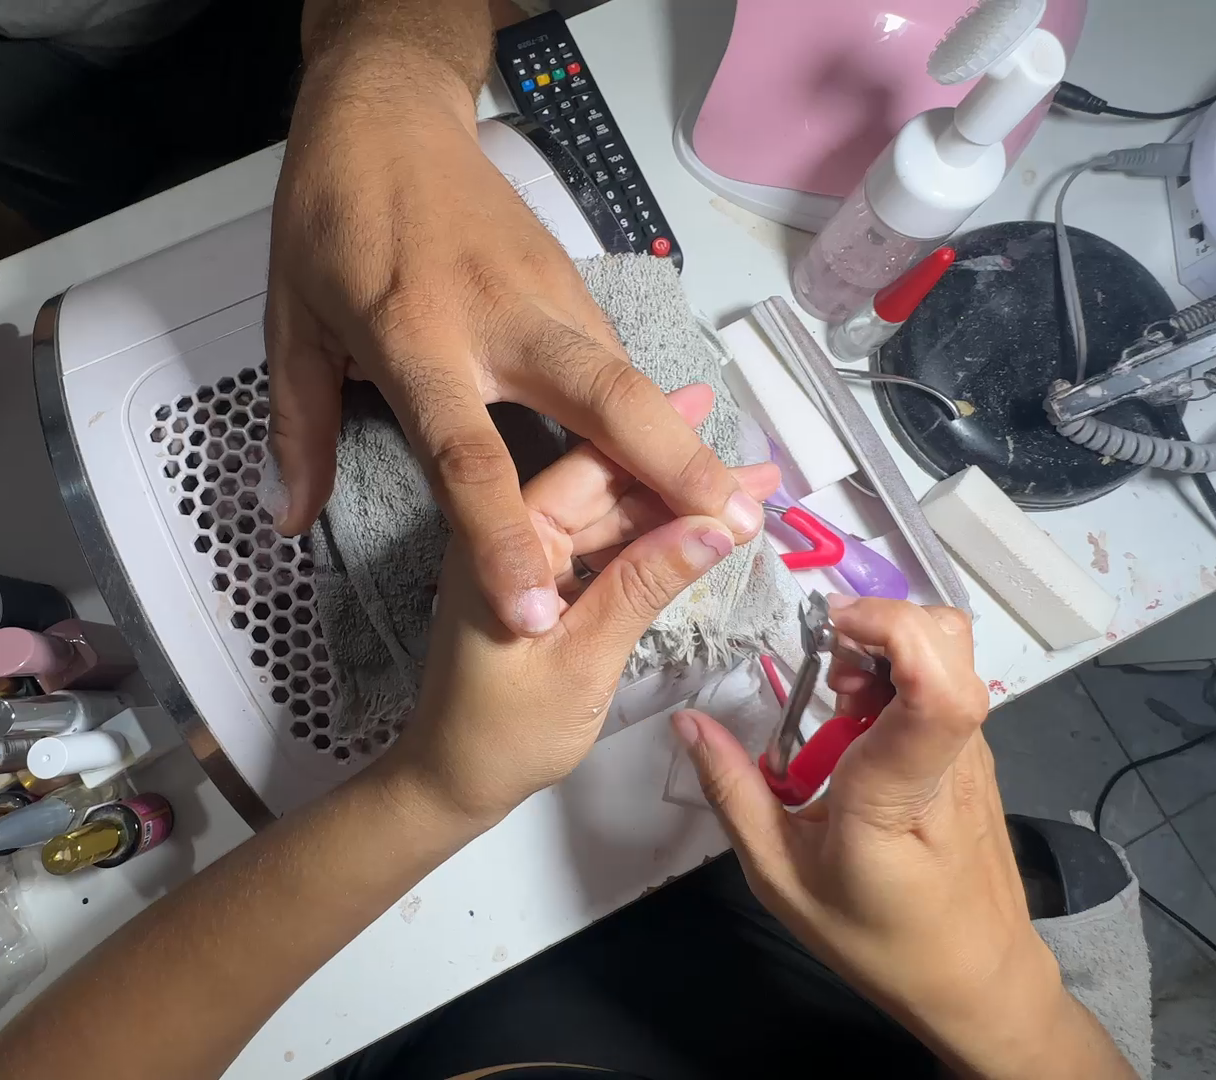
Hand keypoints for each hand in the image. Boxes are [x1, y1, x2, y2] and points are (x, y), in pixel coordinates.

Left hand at [264, 47, 762, 640]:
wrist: (384, 116)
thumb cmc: (330, 223)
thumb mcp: (292, 327)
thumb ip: (298, 430)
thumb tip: (289, 519)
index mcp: (416, 342)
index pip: (468, 460)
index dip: (502, 542)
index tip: (536, 616)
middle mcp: (497, 321)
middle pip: (599, 400)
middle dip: (667, 465)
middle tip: (729, 526)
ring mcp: (546, 294)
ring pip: (626, 376)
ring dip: (682, 437)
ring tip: (734, 500)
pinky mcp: (570, 279)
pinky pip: (615, 357)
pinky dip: (653, 409)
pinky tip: (675, 448)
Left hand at [383, 384, 777, 826]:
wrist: (456, 780)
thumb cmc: (506, 731)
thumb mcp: (583, 659)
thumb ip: (643, 587)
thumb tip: (714, 524)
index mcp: (504, 539)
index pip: (588, 472)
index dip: (653, 442)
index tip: (712, 411)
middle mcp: (515, 535)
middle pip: (607, 491)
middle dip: (683, 479)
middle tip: (759, 470)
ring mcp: (533, 562)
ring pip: (613, 522)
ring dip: (677, 513)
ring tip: (749, 499)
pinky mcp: (548, 588)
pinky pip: (605, 554)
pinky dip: (652, 546)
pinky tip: (697, 534)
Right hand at [676, 598, 1131, 1077]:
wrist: (979, 985)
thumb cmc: (880, 939)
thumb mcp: (778, 874)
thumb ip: (731, 791)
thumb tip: (687, 722)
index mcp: (900, 793)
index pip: (939, 692)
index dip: (894, 631)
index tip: (830, 624)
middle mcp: (950, 759)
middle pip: (951, 644)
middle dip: (880, 624)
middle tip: (825, 659)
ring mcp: (971, 753)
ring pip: (947, 655)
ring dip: (883, 650)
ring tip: (834, 700)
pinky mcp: (972, 755)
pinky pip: (939, 685)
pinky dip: (895, 675)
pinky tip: (856, 725)